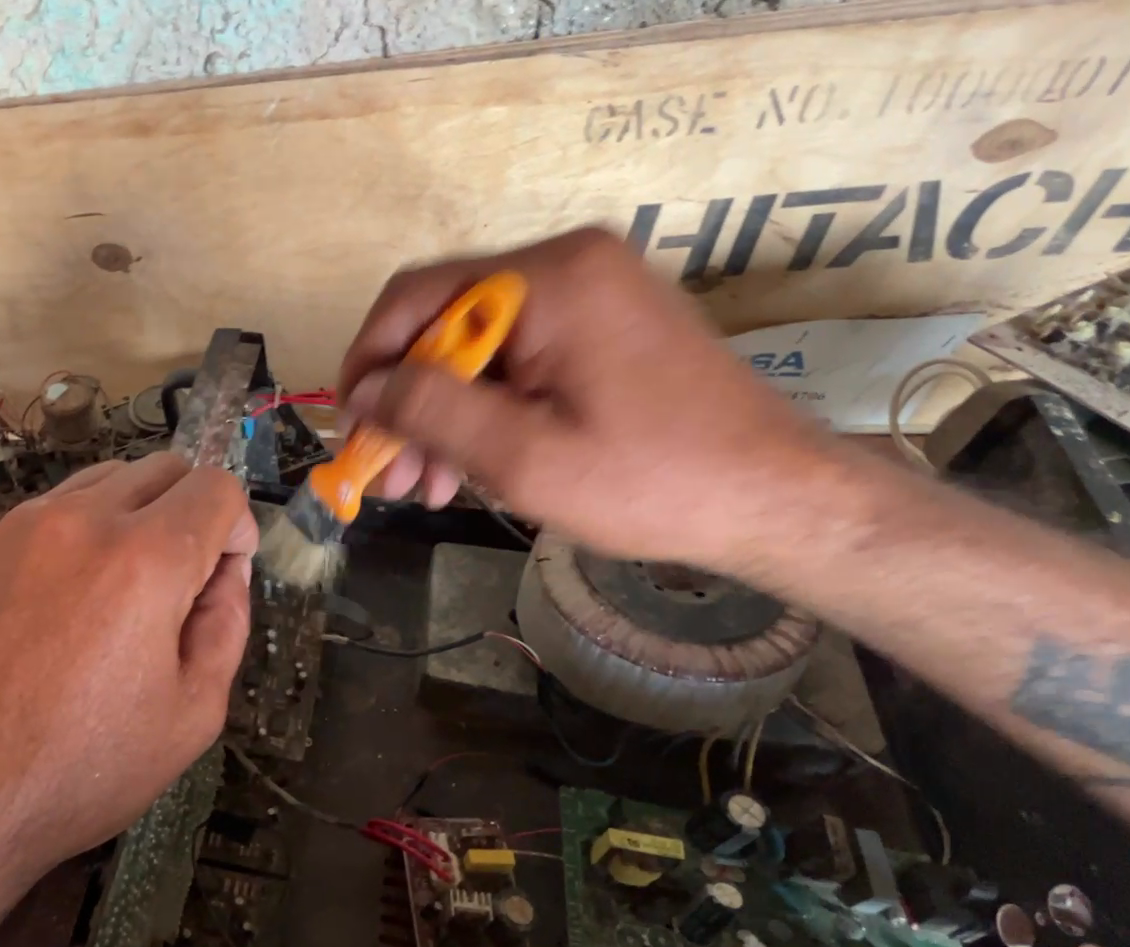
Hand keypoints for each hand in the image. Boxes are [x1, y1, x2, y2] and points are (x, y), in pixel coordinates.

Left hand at [0, 452, 257, 875]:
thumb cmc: (87, 767)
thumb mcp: (195, 712)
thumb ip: (227, 622)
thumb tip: (226, 569)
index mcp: (146, 560)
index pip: (216, 487)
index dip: (238, 529)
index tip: (222, 579)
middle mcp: (86, 519)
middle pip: (167, 467)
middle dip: (194, 512)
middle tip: (183, 585)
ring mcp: (30, 523)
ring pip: (114, 476)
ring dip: (142, 511)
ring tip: (129, 588)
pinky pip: (65, 500)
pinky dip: (94, 523)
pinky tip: (81, 590)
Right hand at [339, 227, 841, 571]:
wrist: (776, 499)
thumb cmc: (652, 482)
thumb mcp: (522, 455)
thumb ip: (429, 410)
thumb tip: (364, 390)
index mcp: (550, 279)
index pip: (416, 297)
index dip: (368, 361)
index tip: (352, 427)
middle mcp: (568, 264)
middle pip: (443, 324)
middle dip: (405, 402)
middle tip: (389, 477)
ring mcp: (590, 292)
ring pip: (474, 348)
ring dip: (439, 415)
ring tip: (425, 488)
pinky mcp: (602, 326)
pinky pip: (514, 359)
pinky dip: (482, 409)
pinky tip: (468, 467)